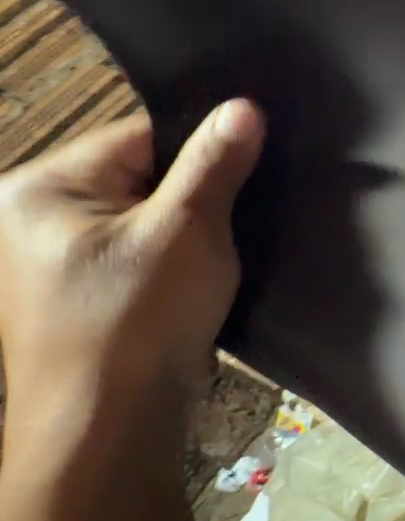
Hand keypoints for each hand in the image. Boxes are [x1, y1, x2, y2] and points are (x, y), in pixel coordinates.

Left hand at [0, 100, 264, 452]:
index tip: (257, 169)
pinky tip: (206, 270)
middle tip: (247, 212)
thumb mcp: (189, 230)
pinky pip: (144, 245)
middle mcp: (31, 212)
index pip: (144, 136)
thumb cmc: (139, 314)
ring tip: (226, 244)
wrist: (110, 414)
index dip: (207, 150)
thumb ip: (215, 165)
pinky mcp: (81, 284)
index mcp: (40, 187)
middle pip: (145, 173)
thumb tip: (244, 106)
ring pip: (150, 212)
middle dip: (202, 191)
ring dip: (195, 224)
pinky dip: (181, 252)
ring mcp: (53, 252)